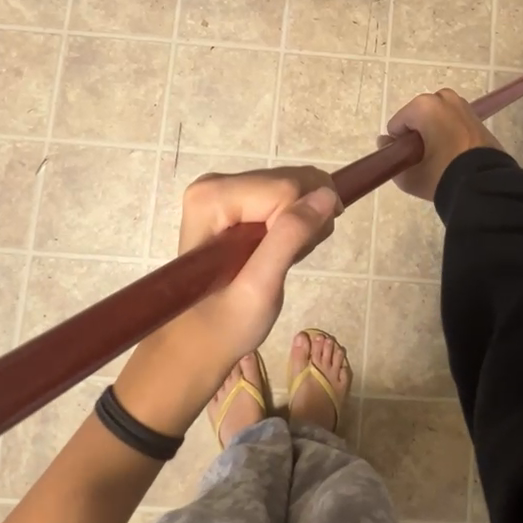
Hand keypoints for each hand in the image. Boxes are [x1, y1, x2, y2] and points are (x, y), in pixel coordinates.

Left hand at [169, 167, 341, 372]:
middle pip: (290, 181)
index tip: (294, 258)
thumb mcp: (261, 288)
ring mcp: (222, 188)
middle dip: (306, 217)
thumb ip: (290, 237)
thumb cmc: (223, 325)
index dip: (301, 224)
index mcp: (212, 199)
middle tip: (293, 258)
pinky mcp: (233, 197)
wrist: (196, 341)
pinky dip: (293, 221)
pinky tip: (278, 248)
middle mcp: (214, 183)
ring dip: (302, 221)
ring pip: (292, 186)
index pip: (286, 188)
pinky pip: (283, 194)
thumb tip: (326, 194)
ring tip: (284, 257)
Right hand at [380, 88, 503, 200]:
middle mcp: (444, 98)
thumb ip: (389, 157)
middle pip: (418, 118)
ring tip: (439, 157)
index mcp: (424, 106)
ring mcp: (463, 105)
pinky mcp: (477, 117)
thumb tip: (385, 143)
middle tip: (424, 159)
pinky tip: (453, 154)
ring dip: (434, 132)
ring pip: (436, 118)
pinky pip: (453, 122)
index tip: (410, 160)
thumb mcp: (407, 175)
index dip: (400, 144)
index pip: (398, 124)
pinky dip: (449, 133)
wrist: (484, 185)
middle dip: (418, 134)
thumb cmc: (441, 175)